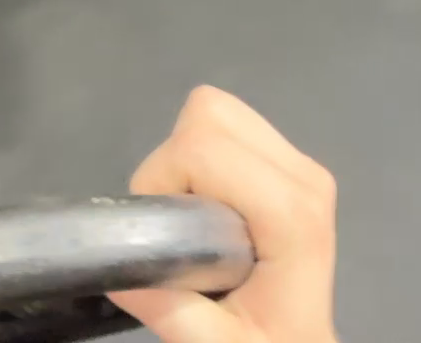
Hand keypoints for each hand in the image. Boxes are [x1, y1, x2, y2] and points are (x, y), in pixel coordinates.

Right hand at [111, 87, 337, 342]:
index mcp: (292, 215)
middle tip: (175, 220)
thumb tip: (118, 270)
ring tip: (193, 212)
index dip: (162, 180)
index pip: (200, 148)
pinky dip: (203, 151)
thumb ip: (171, 311)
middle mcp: (302, 174)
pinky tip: (211, 201)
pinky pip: (227, 122)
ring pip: (216, 109)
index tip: (160, 233)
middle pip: (210, 114)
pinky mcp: (288, 156)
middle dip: (174, 160)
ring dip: (187, 152)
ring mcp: (299, 160)